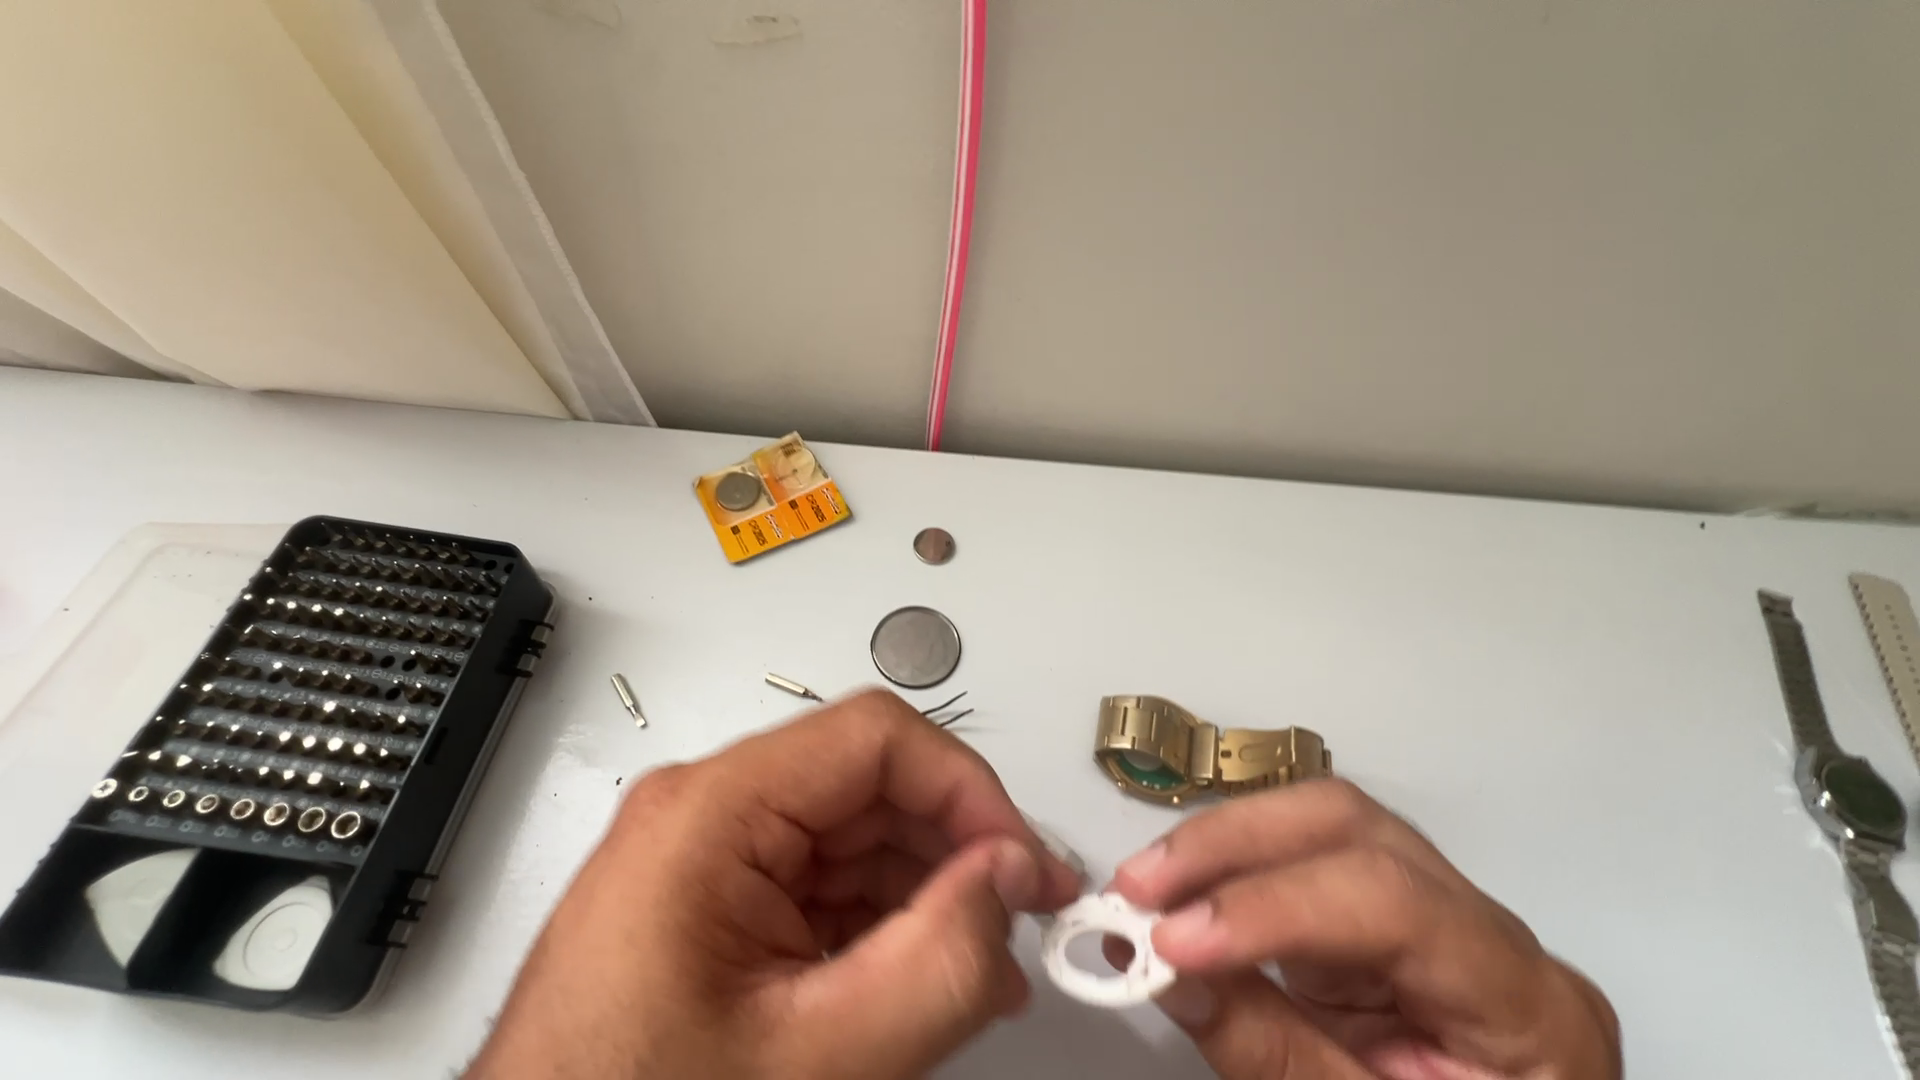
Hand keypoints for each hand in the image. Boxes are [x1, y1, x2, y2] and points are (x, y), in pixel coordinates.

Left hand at [469, 690, 1082, 1078]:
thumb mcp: (809, 1059)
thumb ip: (933, 967)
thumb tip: (1012, 878)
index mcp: (711, 813)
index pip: (873, 738)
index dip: (966, 787)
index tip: (1023, 863)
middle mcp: (709, 812)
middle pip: (870, 785)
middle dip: (957, 845)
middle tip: (1021, 918)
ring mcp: (713, 856)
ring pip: (858, 836)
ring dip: (931, 891)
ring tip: (983, 965)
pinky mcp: (720, 899)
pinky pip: (827, 883)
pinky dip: (887, 922)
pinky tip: (926, 974)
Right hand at [1112, 780, 1619, 1079]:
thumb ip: (1270, 1055)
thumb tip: (1159, 966)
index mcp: (1525, 1004)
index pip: (1392, 901)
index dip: (1273, 907)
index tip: (1171, 942)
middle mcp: (1482, 928)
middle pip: (1352, 827)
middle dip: (1232, 844)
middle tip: (1136, 887)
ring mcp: (1426, 912)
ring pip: (1316, 826)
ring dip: (1215, 849)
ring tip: (1135, 891)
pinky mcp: (1372, 920)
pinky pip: (1293, 867)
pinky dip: (1223, 876)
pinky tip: (1170, 899)